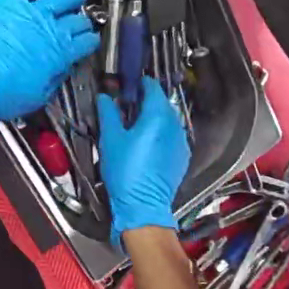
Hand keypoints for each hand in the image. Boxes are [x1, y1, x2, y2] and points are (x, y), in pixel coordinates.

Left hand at [0, 0, 97, 122]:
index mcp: (60, 53)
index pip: (86, 42)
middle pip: (76, 20)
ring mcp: (31, 12)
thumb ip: (53, 80)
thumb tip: (57, 72)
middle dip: (83, 20)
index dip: (91, 40)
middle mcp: (50, 29)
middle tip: (83, 20)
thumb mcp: (37, 96)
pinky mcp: (10, 3)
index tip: (91, 40)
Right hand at [97, 77, 190, 236]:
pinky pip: (173, 137)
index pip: (153, 87)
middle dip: (146, 101)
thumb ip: (109, 113)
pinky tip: (148, 145)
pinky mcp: (182, 156)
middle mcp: (174, 125)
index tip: (128, 86)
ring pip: (168, 120)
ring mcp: (181, 141)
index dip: (140, 83)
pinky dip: (162, 135)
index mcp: (157, 115)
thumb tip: (105, 97)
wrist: (143, 205)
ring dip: (154, 119)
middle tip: (128, 107)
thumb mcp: (111, 139)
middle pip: (162, 103)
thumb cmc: (125, 170)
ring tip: (136, 127)